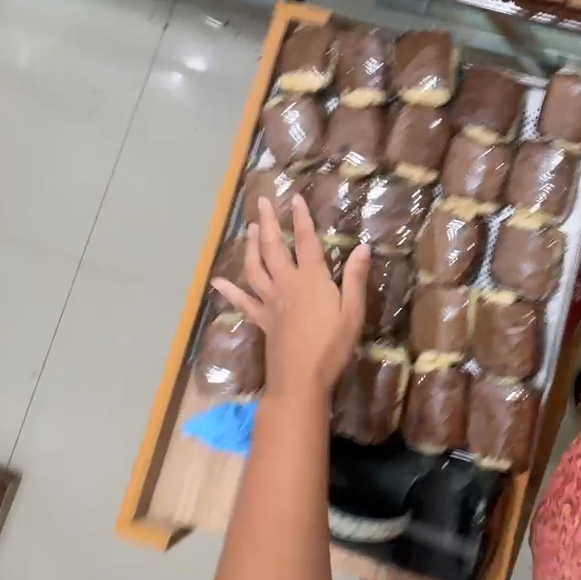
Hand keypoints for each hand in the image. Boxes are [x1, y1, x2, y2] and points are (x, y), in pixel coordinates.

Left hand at [211, 194, 369, 400]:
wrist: (300, 381)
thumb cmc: (331, 346)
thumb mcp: (353, 312)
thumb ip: (355, 279)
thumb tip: (362, 247)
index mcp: (312, 280)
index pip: (307, 242)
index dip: (301, 219)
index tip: (295, 198)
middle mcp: (287, 284)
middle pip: (274, 248)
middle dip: (268, 223)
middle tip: (262, 202)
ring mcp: (271, 302)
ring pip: (256, 268)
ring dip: (251, 246)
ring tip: (248, 228)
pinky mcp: (262, 320)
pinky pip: (243, 302)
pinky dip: (229, 290)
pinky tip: (218, 281)